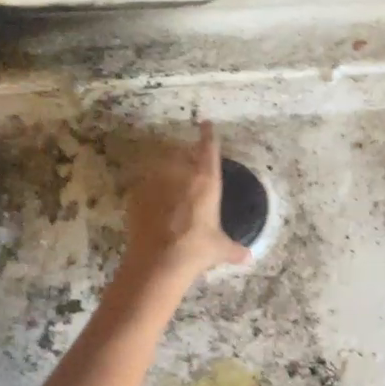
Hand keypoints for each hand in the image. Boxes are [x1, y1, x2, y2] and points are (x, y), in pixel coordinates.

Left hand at [120, 121, 251, 282]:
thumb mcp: (220, 249)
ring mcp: (156, 182)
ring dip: (164, 167)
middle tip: (186, 158)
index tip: (206, 124)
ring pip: (160, 164)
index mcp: (206, 181)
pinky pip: (143, 184)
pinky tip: (149, 198)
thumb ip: (234, 249)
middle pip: (181, 153)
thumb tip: (247, 257)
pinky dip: (147, 187)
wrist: (159, 261)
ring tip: (165, 176)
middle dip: (184, 153)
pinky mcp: (136, 194)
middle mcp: (181, 174)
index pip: (209, 149)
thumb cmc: (197, 249)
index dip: (208, 135)